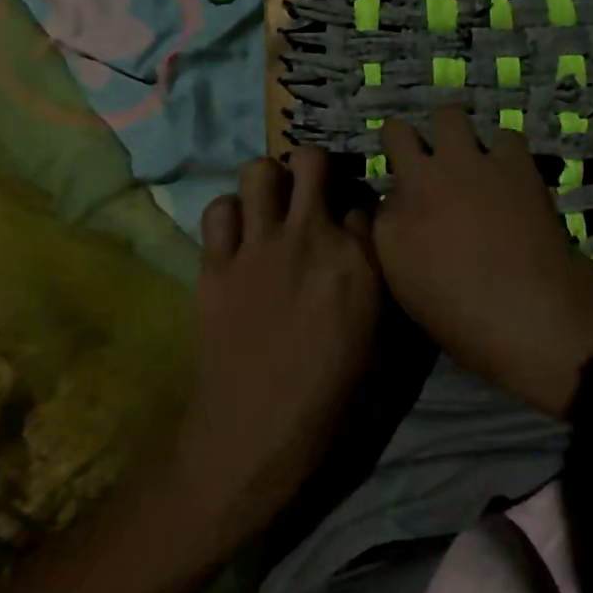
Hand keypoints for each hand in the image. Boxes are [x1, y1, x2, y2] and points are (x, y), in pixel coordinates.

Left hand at [177, 150, 381, 516]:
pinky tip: (238, 235)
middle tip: (311, 189)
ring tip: (271, 205)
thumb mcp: (376, 332)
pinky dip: (230, 213)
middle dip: (315, 167)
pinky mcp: (216, 265)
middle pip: (312, 162)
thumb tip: (359, 241)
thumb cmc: (331, 392)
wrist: (257, 430)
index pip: (362, 198)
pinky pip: (218, 210)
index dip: (357, 203)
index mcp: (358, 260)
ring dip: (269, 181)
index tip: (352, 217)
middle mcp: (310, 238)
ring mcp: (258, 248)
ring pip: (258, 172)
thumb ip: (372, 274)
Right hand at [374, 105, 592, 414]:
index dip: (393, 190)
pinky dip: (505, 151)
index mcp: (389, 223)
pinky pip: (504, 136)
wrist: (528, 309)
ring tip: (469, 154)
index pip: (378, 191)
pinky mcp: (511, 161)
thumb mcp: (410, 289)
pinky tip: (511, 171)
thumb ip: (400, 243)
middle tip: (425, 157)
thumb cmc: (465, 320)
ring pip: (449, 115)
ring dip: (454, 132)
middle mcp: (420, 182)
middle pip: (398, 131)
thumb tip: (406, 217)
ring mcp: (466, 164)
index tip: (404, 195)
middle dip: (407, 139)